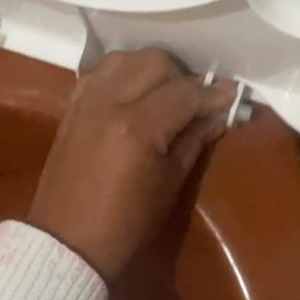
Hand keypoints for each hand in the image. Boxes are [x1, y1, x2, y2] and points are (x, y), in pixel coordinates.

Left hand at [28, 50, 234, 279]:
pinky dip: (119, 74)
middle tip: (194, 99)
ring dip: (148, 69)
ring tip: (162, 93)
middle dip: (180, 75)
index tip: (231, 94)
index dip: (212, 93)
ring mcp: (85, 102)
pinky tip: (132, 93)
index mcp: (136, 127)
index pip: (183, 92)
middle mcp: (108, 103)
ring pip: (123, 58)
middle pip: (152, 61)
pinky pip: (97, 72)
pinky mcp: (70, 107)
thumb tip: (219, 113)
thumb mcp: (170, 183)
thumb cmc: (127, 222)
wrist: (68, 241)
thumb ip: (194, 139)